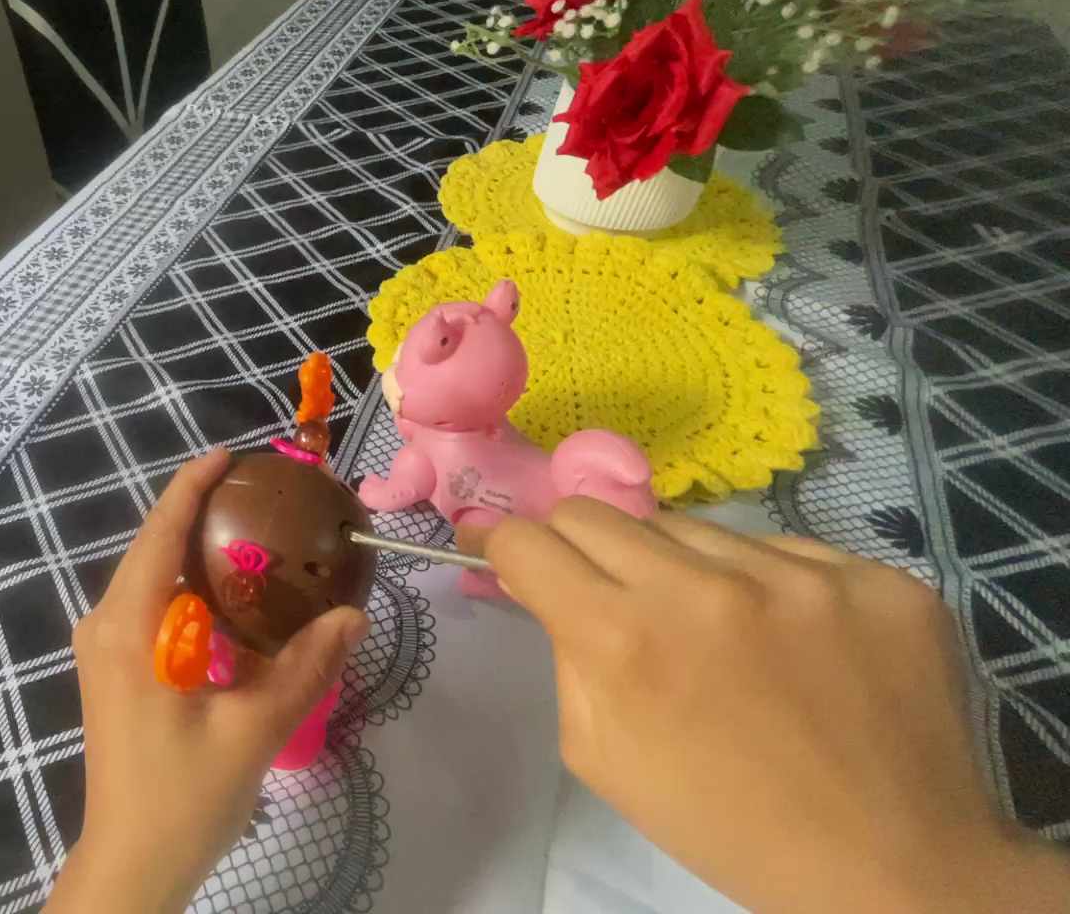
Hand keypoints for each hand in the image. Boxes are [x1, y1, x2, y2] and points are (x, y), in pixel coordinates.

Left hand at [44, 448, 369, 913]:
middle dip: (196, 512)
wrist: (131, 862)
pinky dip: (185, 586)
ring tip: (248, 530)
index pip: (158, 535)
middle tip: (256, 492)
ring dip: (191, 549)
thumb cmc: (184, 797)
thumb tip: (353, 619)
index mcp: (128, 627)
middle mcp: (104, 622)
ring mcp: (103, 644)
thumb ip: (304, 667)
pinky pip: (148, 604)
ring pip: (149, 575)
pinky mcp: (112, 664)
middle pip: (151, 547)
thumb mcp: (253, 730)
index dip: (189, 487)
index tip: (226, 455)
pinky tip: (226, 592)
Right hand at [465, 499, 1069, 913]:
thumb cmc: (713, 815)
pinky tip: (780, 633)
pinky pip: (774, 547)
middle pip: (588, 512)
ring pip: (680, 525)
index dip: (495, 540)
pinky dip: (755, 580)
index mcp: (620, 636)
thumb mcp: (593, 744)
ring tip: (702, 620)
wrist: (895, 871)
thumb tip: (531, 575)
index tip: (489, 546)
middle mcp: (701, 587)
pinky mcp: (874, 581)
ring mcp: (797, 576)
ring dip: (668, 563)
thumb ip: (557, 646)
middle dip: (570, 545)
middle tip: (593, 586)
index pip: (525, 540)